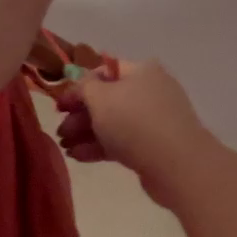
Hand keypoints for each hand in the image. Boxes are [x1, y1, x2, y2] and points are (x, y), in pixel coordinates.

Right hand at [56, 59, 217, 206]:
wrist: (177, 165)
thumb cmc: (134, 122)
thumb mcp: (100, 98)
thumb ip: (84, 87)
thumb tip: (81, 83)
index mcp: (141, 71)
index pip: (103, 71)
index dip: (78, 87)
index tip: (59, 106)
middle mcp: (150, 91)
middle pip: (107, 99)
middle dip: (79, 115)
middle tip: (60, 131)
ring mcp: (154, 120)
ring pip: (113, 123)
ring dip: (86, 133)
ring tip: (65, 147)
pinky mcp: (155, 146)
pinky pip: (122, 141)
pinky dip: (100, 146)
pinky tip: (79, 157)